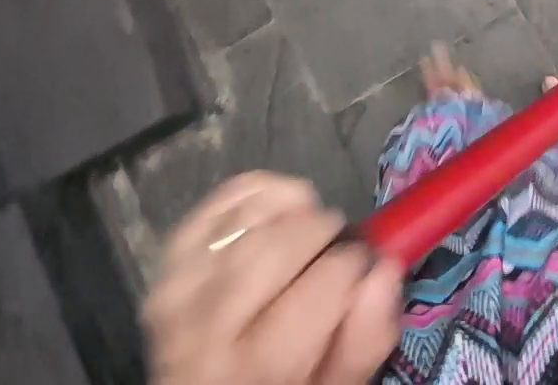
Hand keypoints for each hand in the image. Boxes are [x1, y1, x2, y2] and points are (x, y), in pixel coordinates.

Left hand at [144, 172, 402, 384]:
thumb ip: (362, 339)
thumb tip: (384, 269)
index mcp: (254, 369)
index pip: (317, 289)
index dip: (354, 264)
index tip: (367, 262)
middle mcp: (206, 327)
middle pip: (276, 248)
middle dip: (324, 230)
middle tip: (341, 243)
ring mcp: (181, 287)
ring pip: (246, 219)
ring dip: (293, 207)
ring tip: (315, 227)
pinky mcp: (172, 258)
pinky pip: (219, 202)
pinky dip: (259, 190)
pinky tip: (284, 203)